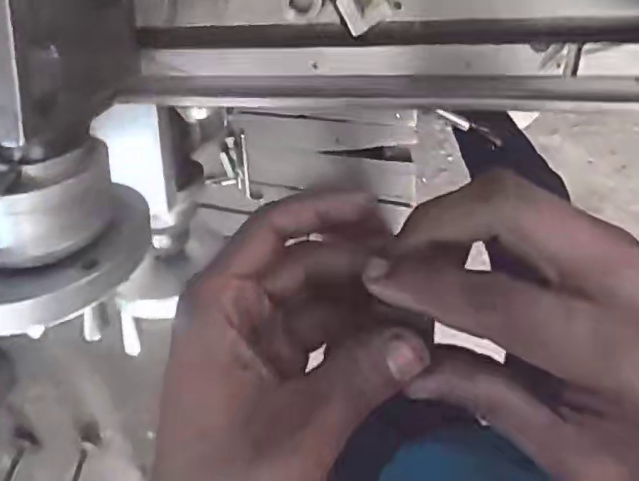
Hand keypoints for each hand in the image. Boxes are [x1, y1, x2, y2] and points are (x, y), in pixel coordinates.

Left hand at [152, 190, 431, 480]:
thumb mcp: (296, 431)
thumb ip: (359, 378)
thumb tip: (418, 338)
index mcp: (219, 301)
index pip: (272, 230)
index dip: (322, 210)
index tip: (372, 207)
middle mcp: (234, 306)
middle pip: (301, 261)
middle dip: (355, 262)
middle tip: (410, 266)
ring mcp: (253, 336)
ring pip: (315, 296)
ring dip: (361, 298)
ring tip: (412, 302)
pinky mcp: (271, 367)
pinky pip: (318, 331)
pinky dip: (354, 331)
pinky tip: (394, 335)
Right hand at [362, 172, 638, 480]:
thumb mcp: (583, 463)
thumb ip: (491, 399)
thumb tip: (409, 363)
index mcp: (630, 350)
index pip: (502, 298)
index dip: (427, 285)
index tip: (376, 281)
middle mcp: (630, 276)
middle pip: (509, 204)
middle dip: (437, 220)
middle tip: (396, 259)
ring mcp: (628, 247)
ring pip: (518, 193)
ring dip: (458, 214)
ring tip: (424, 258)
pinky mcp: (618, 239)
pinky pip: (534, 209)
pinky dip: (486, 221)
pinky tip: (469, 259)